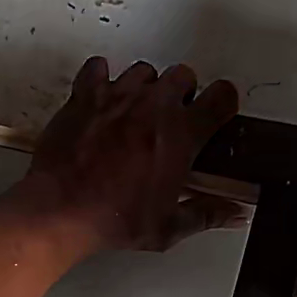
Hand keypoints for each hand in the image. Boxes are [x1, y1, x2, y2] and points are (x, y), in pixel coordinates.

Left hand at [21, 57, 240, 252]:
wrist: (62, 210)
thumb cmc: (113, 219)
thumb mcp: (167, 227)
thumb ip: (206, 215)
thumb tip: (233, 214)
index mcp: (181, 134)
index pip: (222, 97)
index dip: (222, 103)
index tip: (215, 113)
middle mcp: (153, 106)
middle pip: (183, 76)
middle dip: (182, 94)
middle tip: (169, 122)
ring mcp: (118, 96)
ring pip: (143, 72)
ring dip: (144, 89)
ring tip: (134, 114)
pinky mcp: (85, 96)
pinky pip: (98, 69)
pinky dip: (102, 79)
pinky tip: (101, 100)